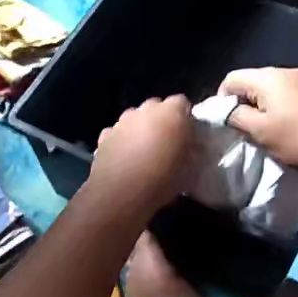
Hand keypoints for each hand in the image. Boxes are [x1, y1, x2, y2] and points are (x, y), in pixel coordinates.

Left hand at [86, 95, 192, 214]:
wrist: (122, 193)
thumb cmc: (163, 179)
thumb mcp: (191, 171)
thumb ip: (193, 153)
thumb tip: (192, 148)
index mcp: (171, 114)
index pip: (182, 102)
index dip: (185, 117)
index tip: (187, 133)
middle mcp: (145, 111)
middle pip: (156, 106)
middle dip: (161, 120)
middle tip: (166, 142)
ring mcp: (122, 122)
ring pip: (134, 118)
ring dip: (140, 128)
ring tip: (144, 151)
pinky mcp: (104, 136)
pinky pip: (117, 133)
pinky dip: (121, 141)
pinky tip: (124, 158)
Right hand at [219, 67, 297, 177]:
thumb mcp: (261, 132)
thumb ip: (237, 118)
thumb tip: (225, 110)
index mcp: (269, 77)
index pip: (232, 79)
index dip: (222, 101)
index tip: (227, 125)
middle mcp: (288, 71)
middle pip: (254, 82)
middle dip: (246, 105)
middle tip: (248, 132)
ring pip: (275, 90)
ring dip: (267, 109)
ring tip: (271, 134)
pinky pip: (294, 96)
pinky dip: (286, 110)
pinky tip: (293, 130)